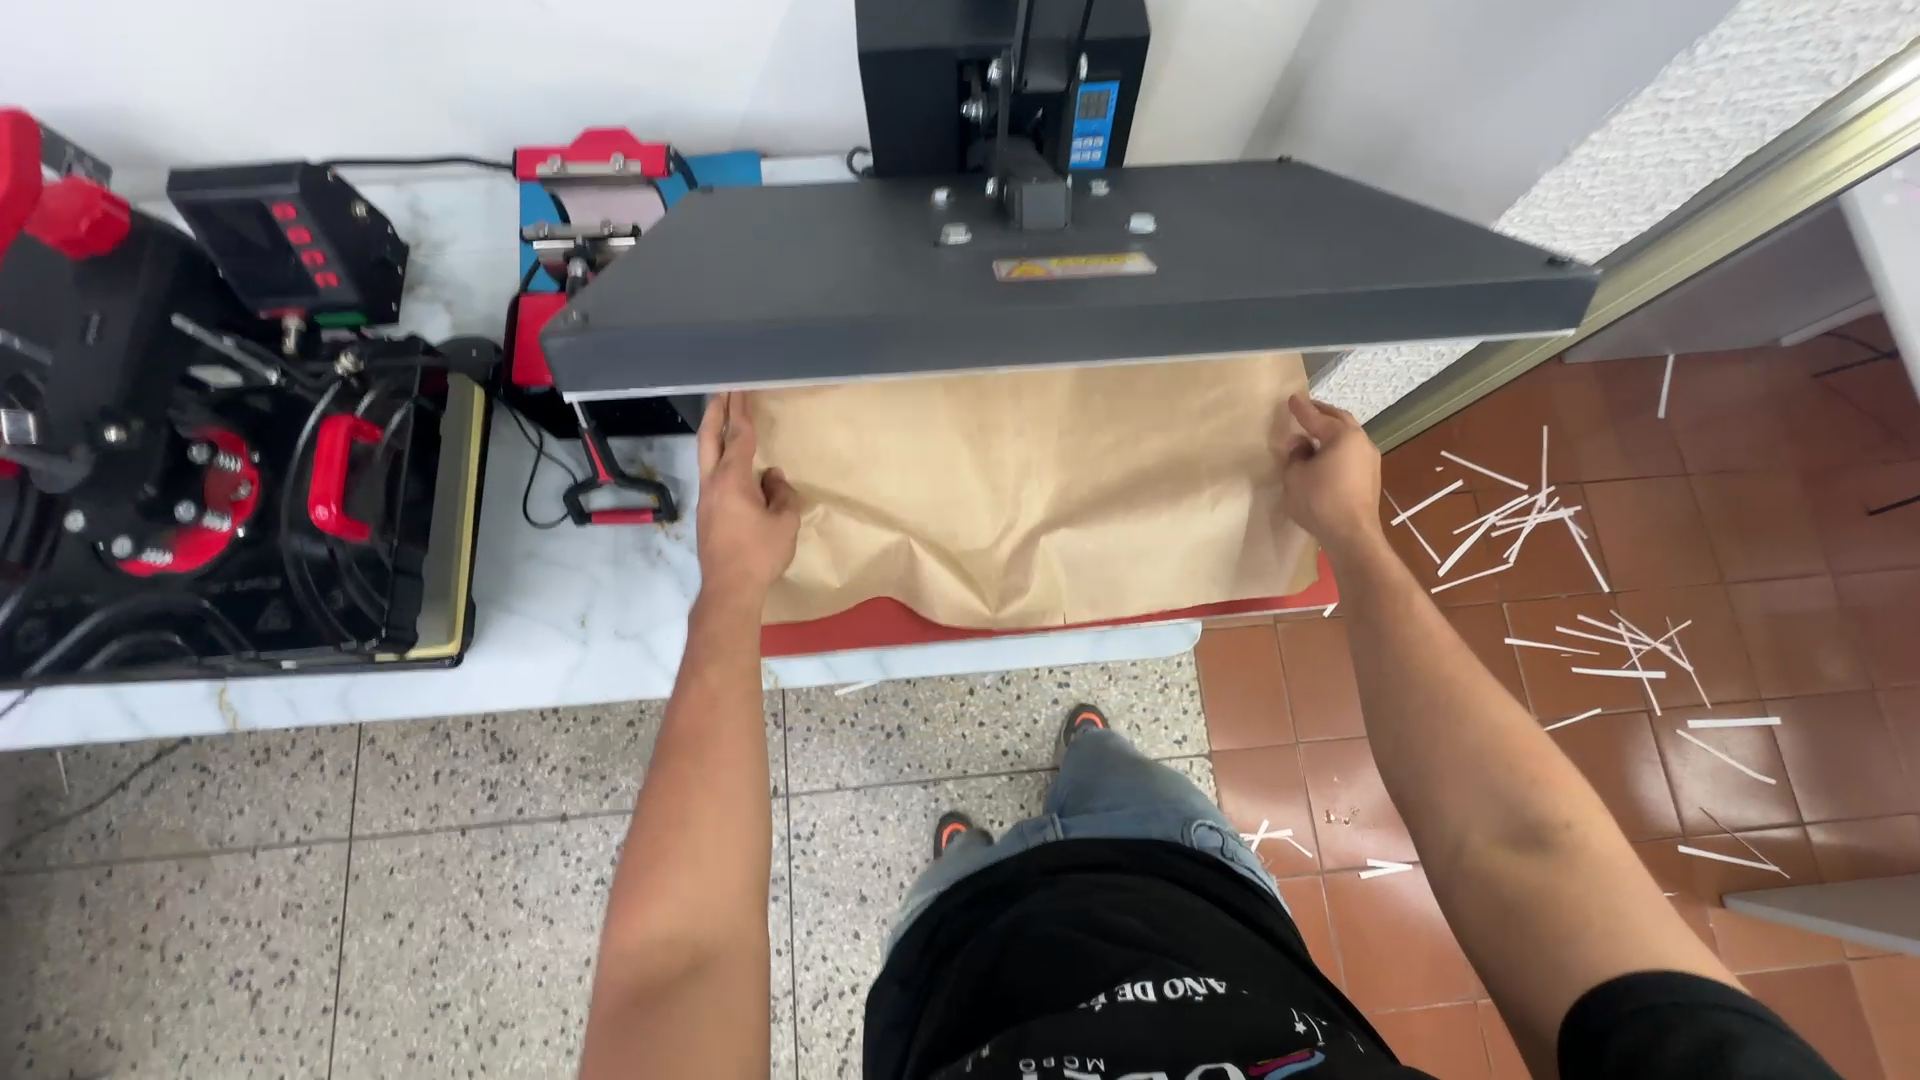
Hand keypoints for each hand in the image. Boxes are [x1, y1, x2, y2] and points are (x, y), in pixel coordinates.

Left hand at [695, 392, 800, 609]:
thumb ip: (782, 493)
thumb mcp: (785, 521)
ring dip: (714, 436)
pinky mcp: (707, 516)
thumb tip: (772, 477)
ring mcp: (706, 500)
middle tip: (721, 392)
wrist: (730, 589)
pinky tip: (734, 467)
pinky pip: (713, 477)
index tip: (739, 389)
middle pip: (710, 439)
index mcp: (733, 480)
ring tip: (724, 421)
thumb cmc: (760, 554)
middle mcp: (713, 484)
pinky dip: (720, 460)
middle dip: (715, 413)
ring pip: (707, 458)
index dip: (741, 412)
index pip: (739, 437)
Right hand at [1275, 393, 1383, 555]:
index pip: (1317, 417)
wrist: (1351, 534)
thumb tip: (1300, 444)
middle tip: (1306, 409)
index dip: (1301, 408)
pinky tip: (1326, 454)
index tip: (1292, 398)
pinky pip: (1352, 451)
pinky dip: (1338, 446)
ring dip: (1332, 430)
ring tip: (1315, 432)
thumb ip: (1295, 455)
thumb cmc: (1319, 502)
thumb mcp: (1295, 476)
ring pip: (1349, 435)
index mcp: (1342, 436)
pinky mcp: (1371, 476)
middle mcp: (1361, 442)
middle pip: (1340, 420)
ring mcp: (1370, 459)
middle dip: (1322, 412)